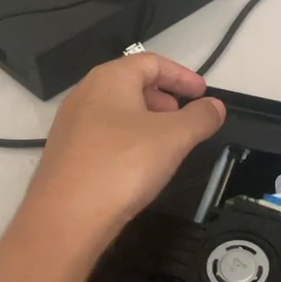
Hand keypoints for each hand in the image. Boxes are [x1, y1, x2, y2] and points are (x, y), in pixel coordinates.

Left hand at [15, 53, 225, 263]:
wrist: (66, 219)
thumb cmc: (123, 164)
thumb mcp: (174, 138)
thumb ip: (200, 117)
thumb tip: (215, 106)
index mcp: (109, 79)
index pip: (151, 62)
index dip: (181, 75)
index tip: (203, 93)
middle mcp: (85, 94)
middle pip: (131, 83)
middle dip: (164, 98)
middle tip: (185, 118)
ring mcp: (71, 125)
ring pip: (117, 111)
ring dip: (147, 121)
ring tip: (167, 144)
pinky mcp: (66, 154)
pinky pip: (104, 135)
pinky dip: (129, 140)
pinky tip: (140, 165)